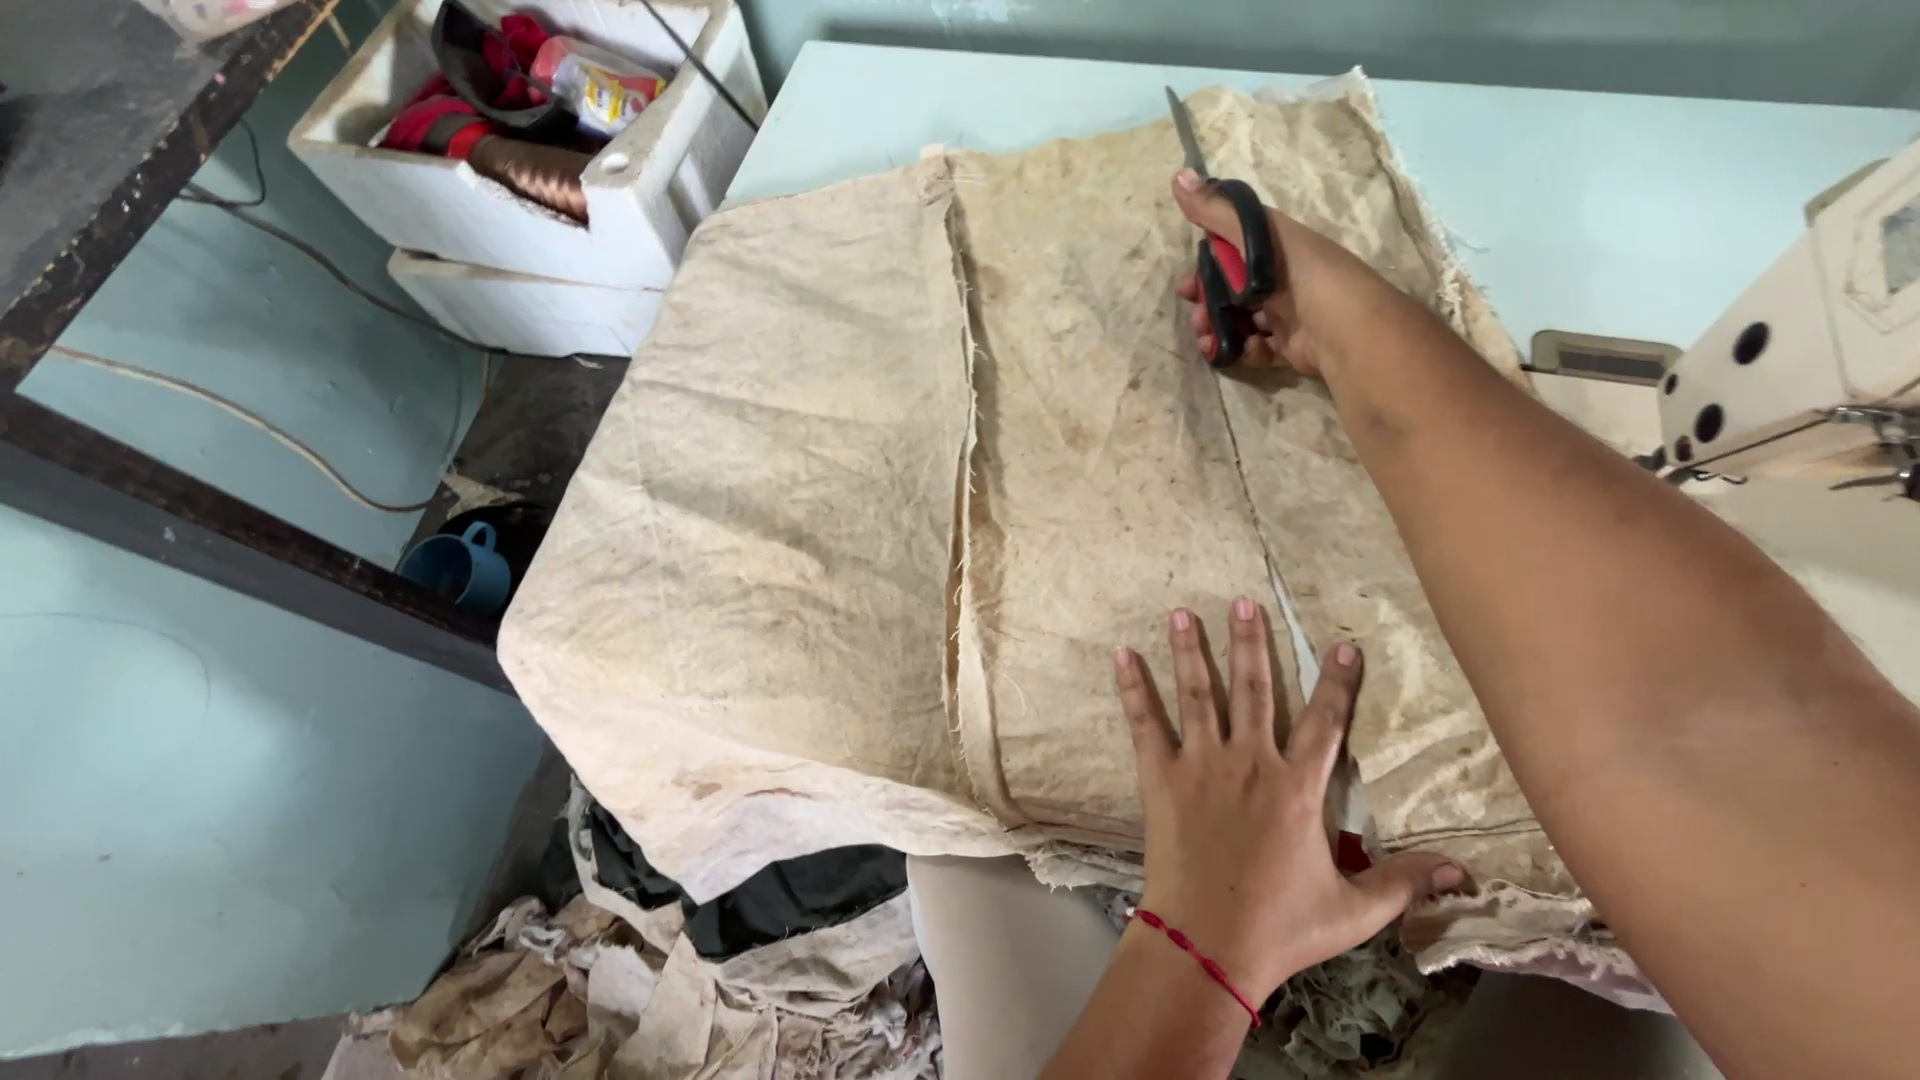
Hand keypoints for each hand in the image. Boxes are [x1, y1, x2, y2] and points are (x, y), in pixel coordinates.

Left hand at [1115, 599, 1462, 1002]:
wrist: (1208, 942)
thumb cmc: (1281, 926)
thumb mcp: (1354, 909)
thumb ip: (1404, 882)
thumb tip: (1462, 871)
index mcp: (1297, 788)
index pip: (1326, 721)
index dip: (1337, 681)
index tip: (1342, 642)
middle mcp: (1250, 762)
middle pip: (1255, 688)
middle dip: (1251, 642)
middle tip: (1243, 601)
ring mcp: (1201, 765)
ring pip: (1199, 693)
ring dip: (1191, 650)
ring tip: (1180, 612)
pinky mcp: (1160, 777)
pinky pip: (1144, 723)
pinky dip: (1132, 688)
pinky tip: (1122, 654)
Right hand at [1172, 168, 1325, 375]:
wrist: (1344, 327)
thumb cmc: (1302, 273)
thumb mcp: (1259, 234)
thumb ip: (1218, 211)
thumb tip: (1178, 175)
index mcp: (1276, 248)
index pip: (1230, 254)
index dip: (1204, 270)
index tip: (1185, 287)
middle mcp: (1280, 278)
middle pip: (1230, 293)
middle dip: (1206, 307)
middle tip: (1197, 321)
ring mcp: (1286, 314)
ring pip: (1239, 323)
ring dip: (1218, 332)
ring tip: (1209, 342)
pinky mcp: (1289, 346)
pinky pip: (1257, 349)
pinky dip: (1244, 350)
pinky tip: (1243, 349)